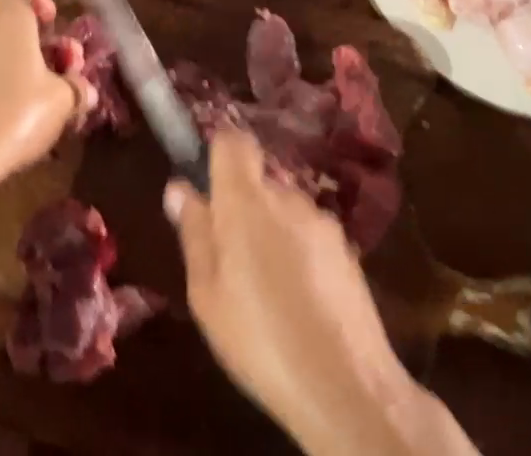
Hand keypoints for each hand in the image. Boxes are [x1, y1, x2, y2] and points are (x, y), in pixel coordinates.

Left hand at [0, 0, 78, 190]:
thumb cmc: (18, 113)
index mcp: (7, 19)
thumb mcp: (63, 101)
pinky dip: (1, 86)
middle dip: (39, 42)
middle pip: (9, 21)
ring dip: (22, 65)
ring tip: (45, 101)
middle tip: (64, 72)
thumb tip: (83, 89)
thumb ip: (76, 88)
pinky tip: (17, 119)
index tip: (52, 22)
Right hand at [166, 130, 476, 455]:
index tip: (203, 184)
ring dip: (271, 232)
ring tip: (262, 287)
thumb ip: (194, 233)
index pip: (233, 142)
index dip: (216, 152)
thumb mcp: (206, 292)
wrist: (347, 388)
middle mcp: (289, 200)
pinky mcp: (350, 254)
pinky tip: (295, 301)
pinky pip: (310, 237)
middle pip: (258, 181)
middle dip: (240, 206)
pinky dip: (297, 255)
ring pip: (285, 211)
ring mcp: (325, 226)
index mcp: (246, 202)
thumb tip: (180, 189)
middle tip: (225, 255)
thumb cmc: (258, 338)